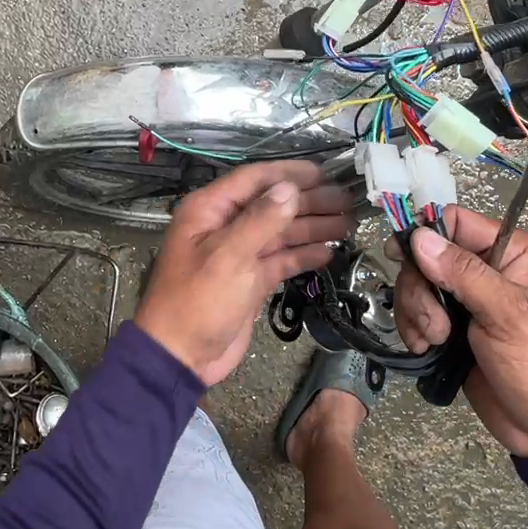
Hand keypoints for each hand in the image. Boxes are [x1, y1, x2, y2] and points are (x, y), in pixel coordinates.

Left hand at [135, 162, 351, 385]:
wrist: (180, 355)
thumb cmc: (196, 300)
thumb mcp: (228, 256)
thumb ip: (261, 220)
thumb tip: (289, 188)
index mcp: (209, 210)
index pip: (253, 180)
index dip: (288, 174)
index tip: (324, 173)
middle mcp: (224, 226)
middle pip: (271, 205)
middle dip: (307, 201)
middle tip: (345, 200)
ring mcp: (238, 253)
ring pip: (279, 232)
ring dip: (311, 226)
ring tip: (347, 222)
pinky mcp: (249, 279)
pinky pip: (280, 259)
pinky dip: (302, 254)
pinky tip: (329, 250)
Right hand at [392, 207, 527, 457]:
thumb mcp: (513, 318)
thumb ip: (465, 275)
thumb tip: (419, 236)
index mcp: (515, 254)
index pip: (456, 222)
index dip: (426, 235)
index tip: (403, 258)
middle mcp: (489, 270)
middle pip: (428, 254)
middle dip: (419, 287)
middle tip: (434, 324)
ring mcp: (470, 301)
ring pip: (417, 284)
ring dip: (414, 311)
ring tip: (433, 341)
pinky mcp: (454, 328)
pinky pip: (417, 312)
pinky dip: (413, 328)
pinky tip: (426, 348)